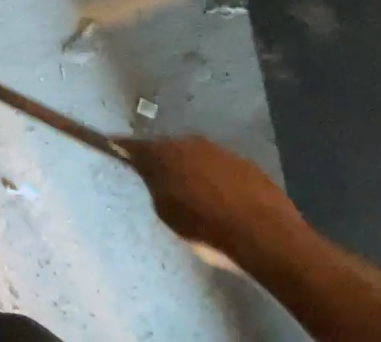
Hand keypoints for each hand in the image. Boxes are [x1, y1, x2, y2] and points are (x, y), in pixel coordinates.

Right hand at [119, 136, 308, 255]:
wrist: (268, 237)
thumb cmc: (208, 228)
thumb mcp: (168, 213)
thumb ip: (156, 188)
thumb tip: (154, 176)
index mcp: (166, 153)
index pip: (135, 145)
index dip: (122, 147)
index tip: (112, 145)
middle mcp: (191, 143)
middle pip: (169, 148)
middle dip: (164, 161)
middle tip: (162, 182)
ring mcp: (222, 151)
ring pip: (198, 156)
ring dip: (193, 169)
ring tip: (198, 196)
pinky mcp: (249, 165)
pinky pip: (223, 168)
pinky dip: (218, 179)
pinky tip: (226, 201)